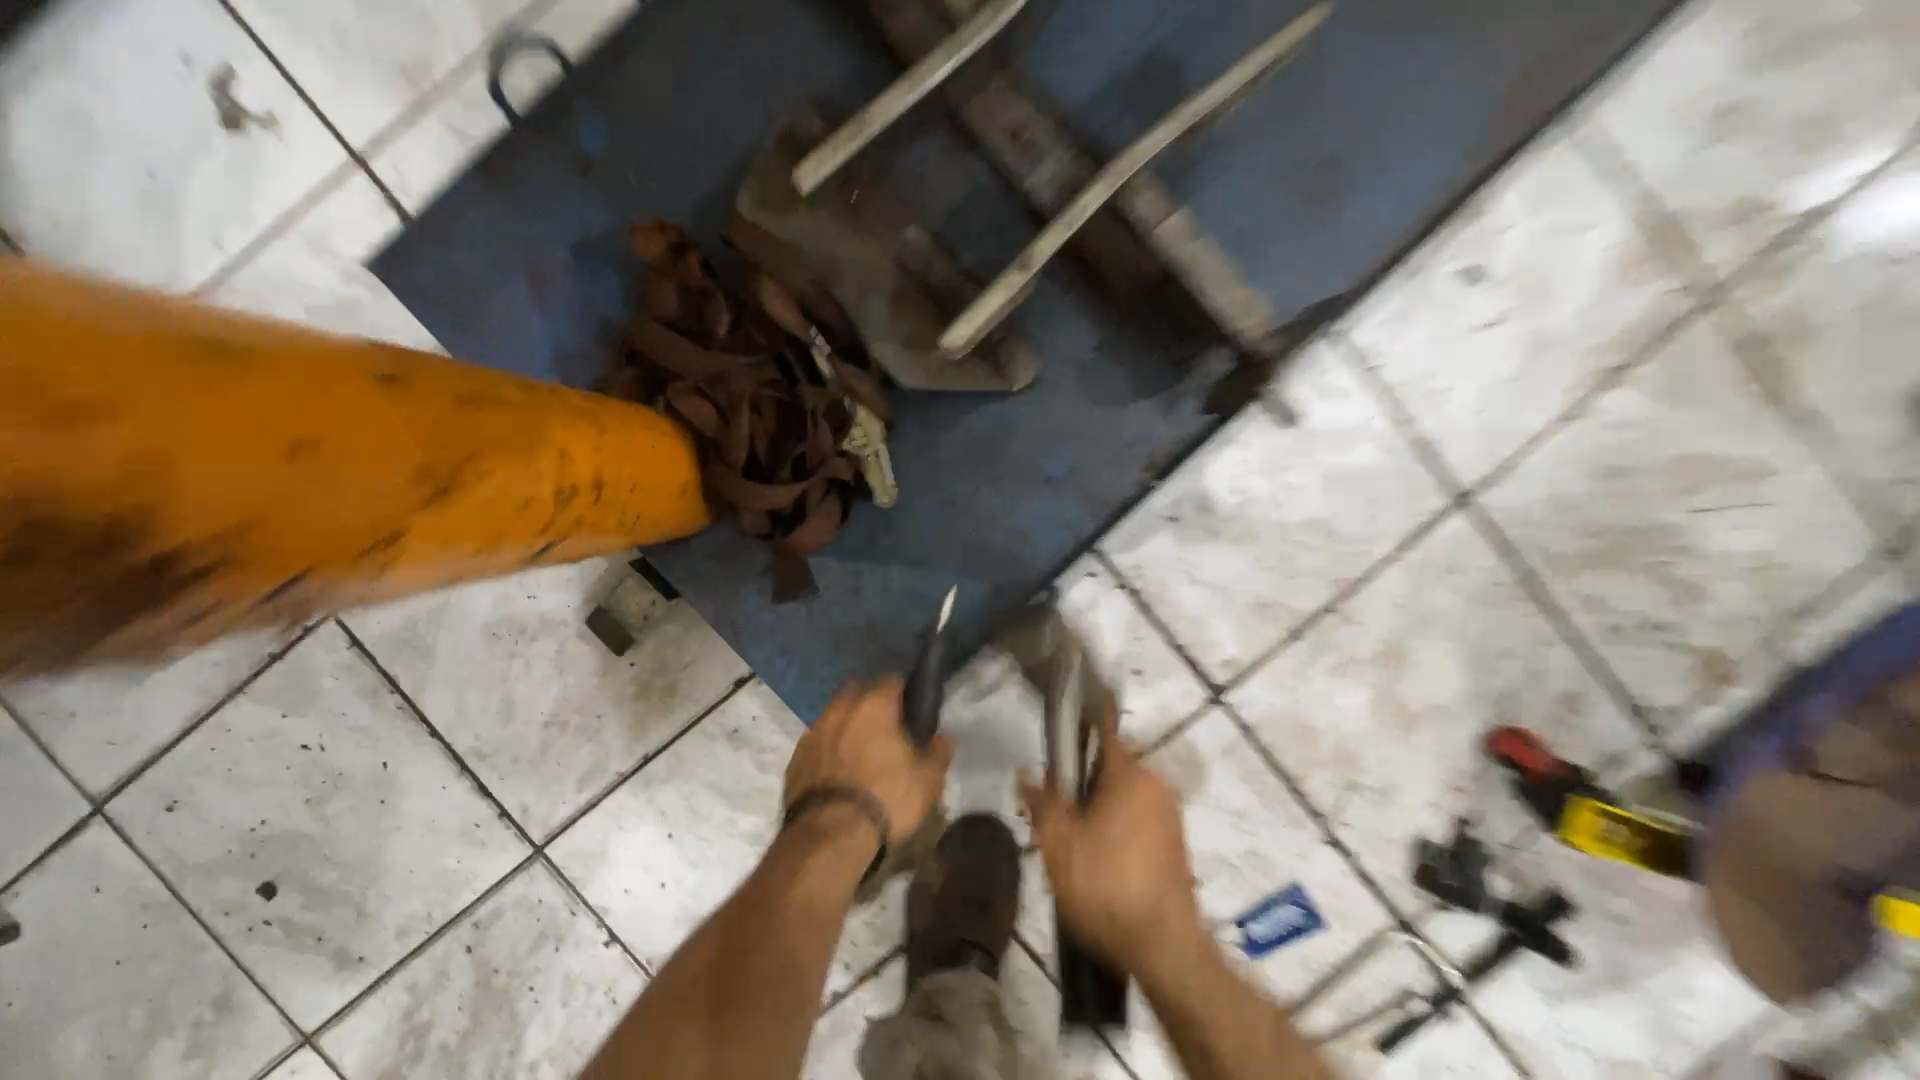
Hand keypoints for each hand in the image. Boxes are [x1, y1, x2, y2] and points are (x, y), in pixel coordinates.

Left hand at [785, 677, 952, 848]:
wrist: (829, 836)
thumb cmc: (886, 800)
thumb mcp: (927, 781)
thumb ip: (937, 753)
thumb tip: (942, 738)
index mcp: (874, 706)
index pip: (891, 679)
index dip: (904, 691)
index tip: (912, 708)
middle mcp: (839, 710)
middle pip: (856, 691)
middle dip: (870, 701)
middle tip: (886, 727)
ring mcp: (812, 733)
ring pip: (833, 716)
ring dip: (846, 725)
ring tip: (859, 752)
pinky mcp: (794, 759)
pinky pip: (817, 744)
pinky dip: (827, 750)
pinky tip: (837, 773)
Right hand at [1022, 708, 1203, 977]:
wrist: (1162, 946)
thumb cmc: (1105, 884)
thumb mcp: (1058, 843)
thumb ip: (1042, 802)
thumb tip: (1027, 776)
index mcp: (1131, 774)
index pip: (1104, 728)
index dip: (1079, 721)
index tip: (1060, 719)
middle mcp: (1157, 785)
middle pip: (1110, 767)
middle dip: (1080, 780)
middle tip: (1050, 806)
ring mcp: (1170, 816)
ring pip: (1123, 796)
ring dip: (1096, 807)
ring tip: (1066, 839)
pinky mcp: (1175, 845)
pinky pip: (1137, 820)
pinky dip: (1115, 828)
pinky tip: (1093, 859)